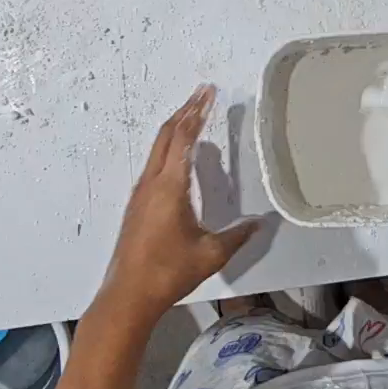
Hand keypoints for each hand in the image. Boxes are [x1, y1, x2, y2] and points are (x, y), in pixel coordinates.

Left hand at [101, 85, 261, 318]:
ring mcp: (140, 193)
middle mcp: (151, 182)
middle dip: (185, 110)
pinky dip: (168, 146)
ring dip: (175, 127)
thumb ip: (238, 235)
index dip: (197, 112)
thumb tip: (261, 222)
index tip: (209, 92)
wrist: (126, 296)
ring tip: (192, 114)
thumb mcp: (211, 254)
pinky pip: (154, 163)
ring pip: (157, 148)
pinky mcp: (137, 204)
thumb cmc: (168, 272)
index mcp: (169, 186)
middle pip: (166, 135)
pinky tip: (178, 155)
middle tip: (202, 92)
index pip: (183, 138)